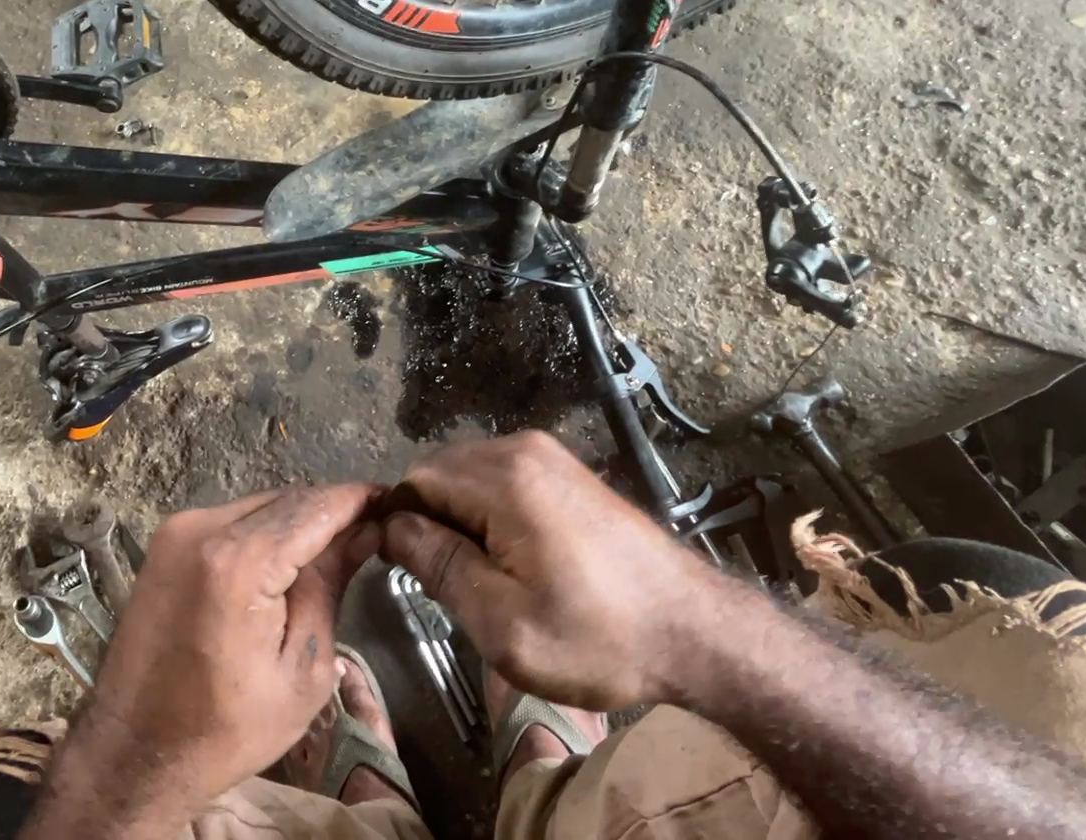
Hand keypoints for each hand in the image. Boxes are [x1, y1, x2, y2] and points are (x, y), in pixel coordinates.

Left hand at [24, 484, 380, 838]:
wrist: (132, 752)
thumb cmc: (224, 729)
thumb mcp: (302, 671)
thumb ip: (330, 587)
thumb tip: (364, 531)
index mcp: (239, 563)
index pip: (315, 508)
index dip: (357, 499)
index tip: (392, 500)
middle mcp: (202, 529)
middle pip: (287, 500)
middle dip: (330, 511)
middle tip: (368, 533)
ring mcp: (177, 530)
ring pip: (259, 505)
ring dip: (297, 521)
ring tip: (331, 550)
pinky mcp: (164, 541)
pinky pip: (231, 520)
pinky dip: (264, 531)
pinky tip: (284, 560)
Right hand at [379, 431, 716, 709]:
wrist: (697, 632)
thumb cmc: (599, 637)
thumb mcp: (503, 622)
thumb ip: (438, 565)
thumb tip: (388, 528)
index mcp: (504, 478)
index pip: (414, 482)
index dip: (401, 527)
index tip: (412, 575)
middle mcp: (522, 449)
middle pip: (439, 473)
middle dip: (431, 522)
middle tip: (452, 584)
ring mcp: (549, 455)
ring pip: (467, 475)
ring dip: (459, 519)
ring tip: (484, 576)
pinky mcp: (565, 471)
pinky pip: (499, 478)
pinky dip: (487, 513)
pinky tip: (511, 558)